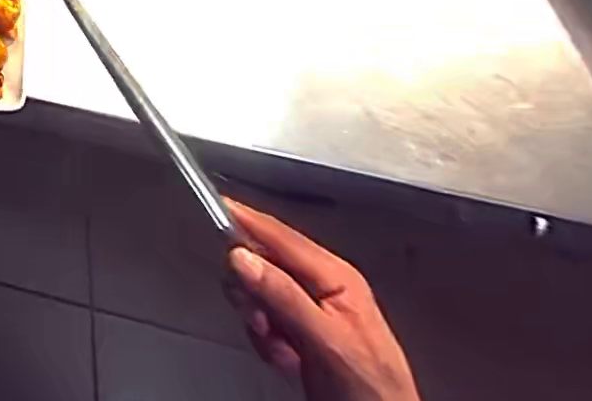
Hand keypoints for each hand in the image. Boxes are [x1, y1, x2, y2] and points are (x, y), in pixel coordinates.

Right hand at [220, 198, 419, 400]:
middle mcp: (322, 286)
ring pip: (259, 291)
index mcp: (336, 276)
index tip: (217, 208)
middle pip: (264, 261)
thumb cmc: (374, 394)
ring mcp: (311, 309)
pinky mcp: (301, 332)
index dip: (247, 220)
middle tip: (255, 316)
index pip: (281, 235)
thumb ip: (283, 296)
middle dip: (251, 289)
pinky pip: (263, 317)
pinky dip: (264, 338)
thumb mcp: (328, 343)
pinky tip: (284, 358)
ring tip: (276, 346)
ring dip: (258, 318)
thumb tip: (241, 257)